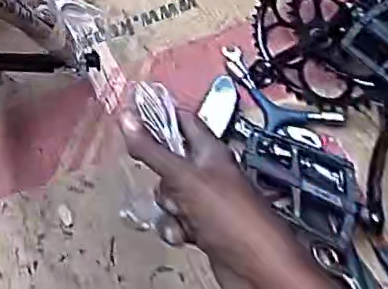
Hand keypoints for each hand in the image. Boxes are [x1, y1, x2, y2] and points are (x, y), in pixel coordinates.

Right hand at [120, 105, 334, 287]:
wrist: (261, 274)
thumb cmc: (237, 220)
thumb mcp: (184, 177)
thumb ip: (152, 149)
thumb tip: (126, 118)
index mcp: (209, 150)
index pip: (180, 119)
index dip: (157, 115)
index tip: (134, 114)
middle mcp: (208, 173)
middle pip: (168, 159)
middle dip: (159, 173)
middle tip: (163, 178)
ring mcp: (207, 202)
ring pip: (170, 192)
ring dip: (167, 205)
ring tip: (178, 212)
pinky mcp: (205, 229)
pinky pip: (177, 220)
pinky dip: (174, 227)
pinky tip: (182, 234)